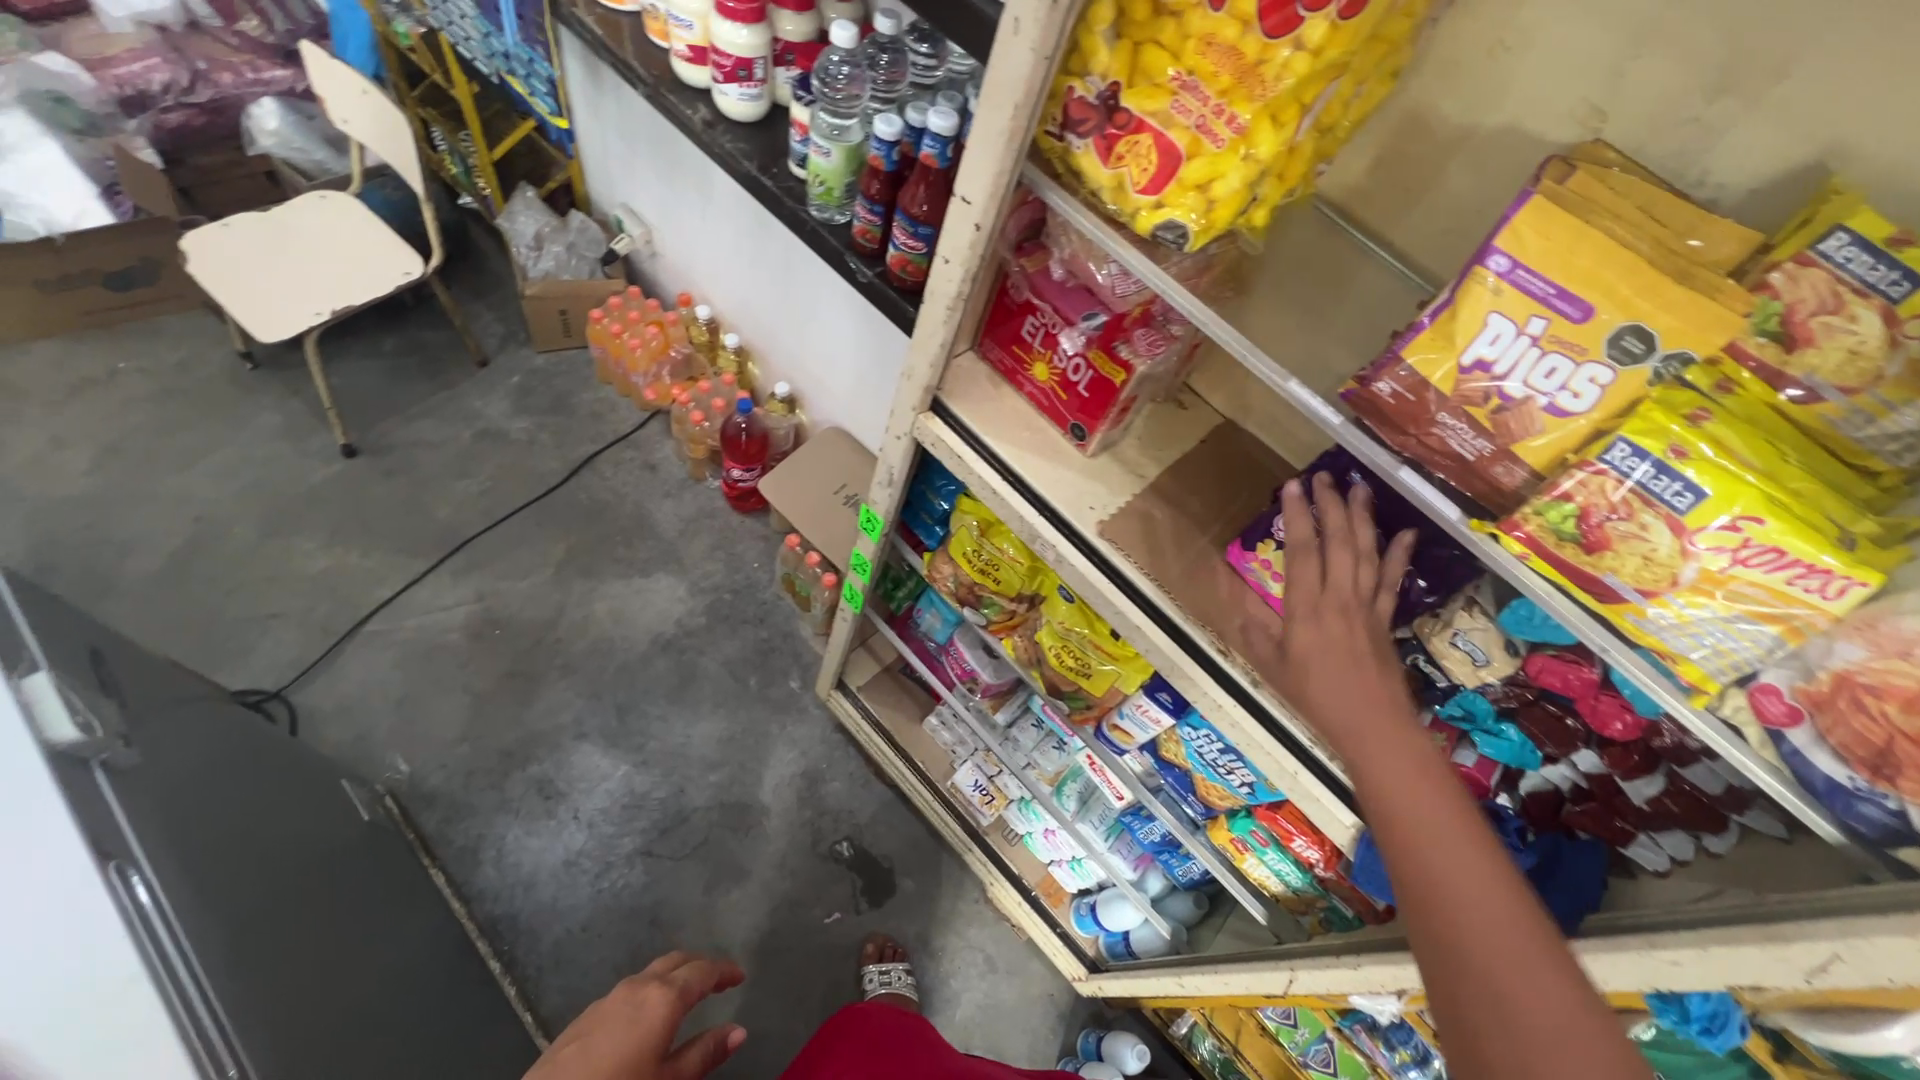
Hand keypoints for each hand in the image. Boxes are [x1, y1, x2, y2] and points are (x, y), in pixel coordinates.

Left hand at [522, 952, 746, 1079]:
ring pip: (650, 974)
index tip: (740, 976)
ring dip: (673, 977)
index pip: (703, 971)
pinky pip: (628, 991)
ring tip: (686, 996)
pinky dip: (649, 992)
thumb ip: (705, 1054)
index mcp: (664, 999)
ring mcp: (607, 1000)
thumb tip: (739, 1030)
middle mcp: (637, 987)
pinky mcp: (584, 1017)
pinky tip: (646, 1019)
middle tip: (718, 980)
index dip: (724, 971)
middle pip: (676, 961)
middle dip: (700, 966)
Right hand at [1251, 472, 1419, 759]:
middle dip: (1331, 505)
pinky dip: (1399, 555)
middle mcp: (1338, 598)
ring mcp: (1366, 606)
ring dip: (1363, 517)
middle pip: (1339, 541)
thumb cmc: (1311, 696)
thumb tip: (1232, 589)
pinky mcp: (1385, 618)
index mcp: (1305, 607)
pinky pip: (1392, 580)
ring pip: (1367, 552)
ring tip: (1359, 488)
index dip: (1297, 515)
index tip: (1292, 486)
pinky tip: (1405, 532)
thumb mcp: (1268, 663)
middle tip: (1324, 476)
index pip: (1302, 549)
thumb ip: (1252, 624)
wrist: (1370, 724)